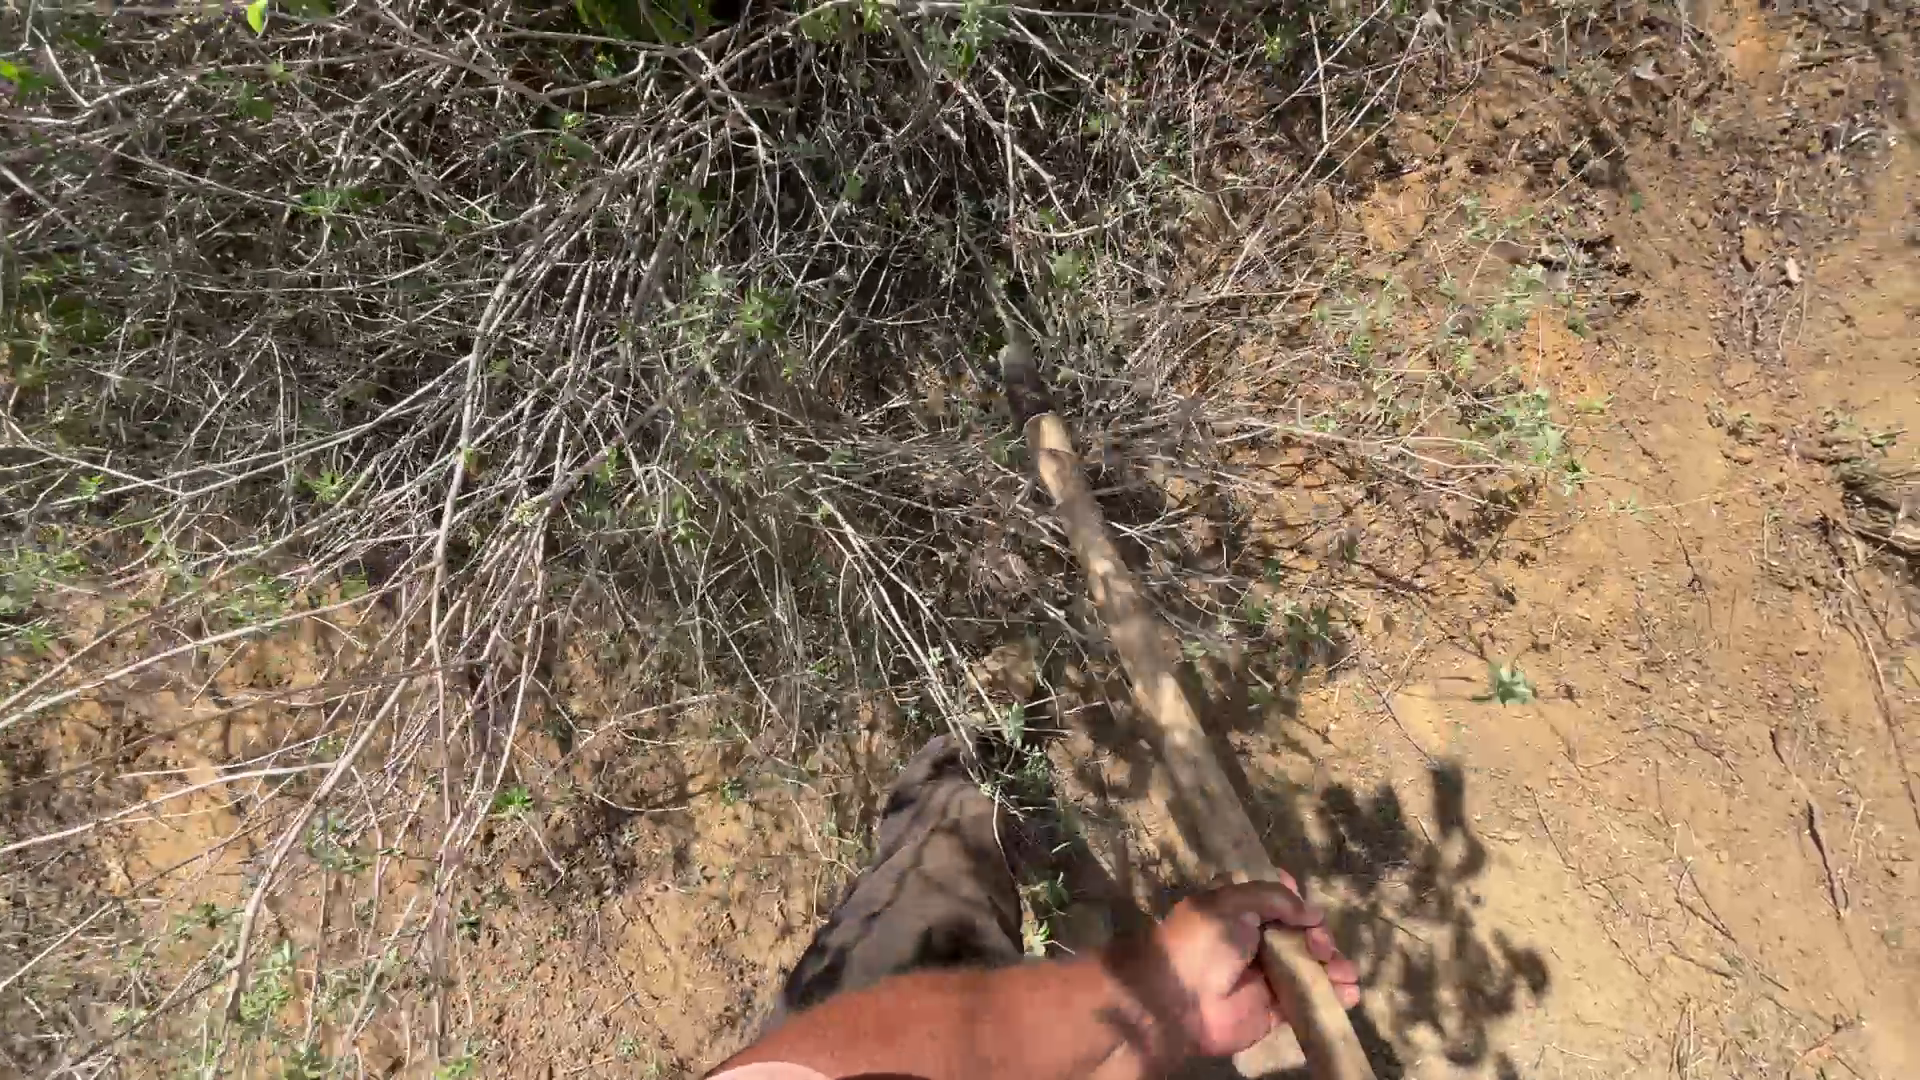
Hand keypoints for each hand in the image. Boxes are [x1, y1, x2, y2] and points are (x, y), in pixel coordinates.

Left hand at [1126, 875, 1360, 1057]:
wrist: (1182, 999)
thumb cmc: (1203, 941)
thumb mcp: (1230, 903)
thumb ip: (1271, 898)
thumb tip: (1311, 911)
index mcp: (1235, 906)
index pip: (1271, 895)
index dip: (1293, 897)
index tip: (1304, 903)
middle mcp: (1253, 935)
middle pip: (1298, 930)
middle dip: (1318, 934)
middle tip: (1320, 945)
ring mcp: (1266, 971)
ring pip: (1309, 963)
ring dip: (1333, 964)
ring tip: (1344, 972)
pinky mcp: (1276, 1005)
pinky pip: (1310, 997)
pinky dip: (1334, 994)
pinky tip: (1349, 992)